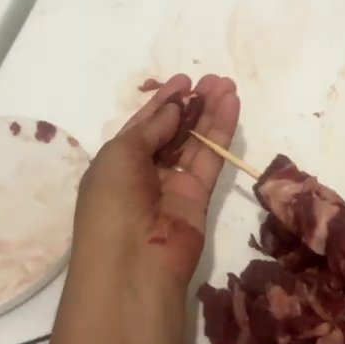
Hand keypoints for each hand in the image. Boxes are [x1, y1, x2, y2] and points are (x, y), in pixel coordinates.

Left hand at [71, 73, 241, 287]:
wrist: (131, 265)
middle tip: (212, 79)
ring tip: (227, 84)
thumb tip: (174, 105)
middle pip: (172, 130)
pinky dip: (222, 131)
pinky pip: (211, 158)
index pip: (143, 125)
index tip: (184, 79)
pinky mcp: (199, 198)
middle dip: (191, 103)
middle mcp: (145, 172)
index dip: (162, 102)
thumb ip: (151, 127)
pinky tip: (232, 104)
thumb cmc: (112, 203)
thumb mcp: (120, 154)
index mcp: (117, 163)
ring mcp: (173, 186)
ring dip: (210, 112)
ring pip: (195, 141)